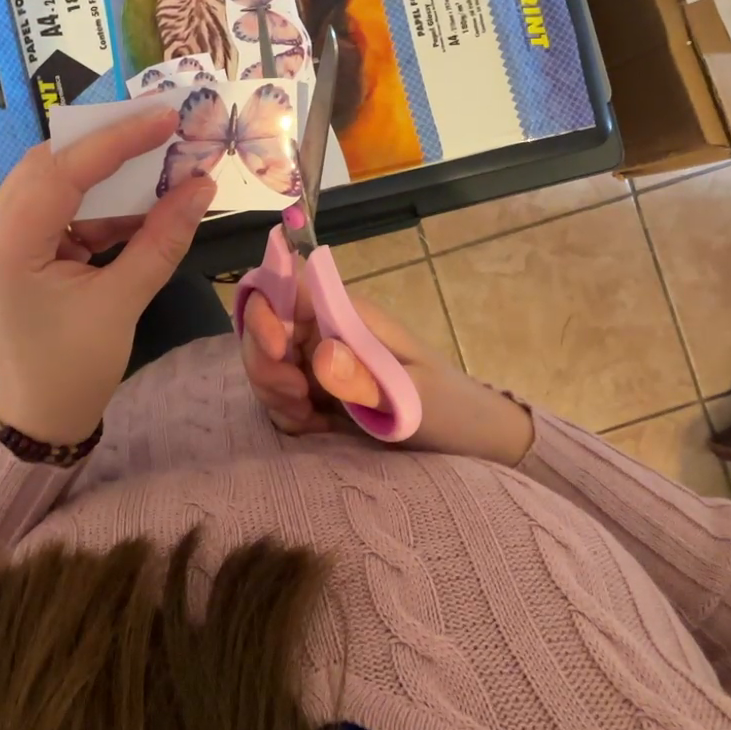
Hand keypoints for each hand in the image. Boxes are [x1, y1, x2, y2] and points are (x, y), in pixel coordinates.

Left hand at [0, 107, 217, 444]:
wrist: (42, 418)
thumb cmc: (76, 369)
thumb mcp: (123, 303)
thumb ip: (161, 240)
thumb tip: (202, 187)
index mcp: (7, 248)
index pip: (61, 172)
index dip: (115, 141)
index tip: (163, 119)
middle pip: (48, 166)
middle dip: (105, 146)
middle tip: (158, 130)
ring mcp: (0, 242)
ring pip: (51, 184)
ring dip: (102, 174)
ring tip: (154, 161)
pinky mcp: (16, 252)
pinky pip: (56, 212)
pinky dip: (96, 205)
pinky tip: (136, 204)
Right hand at [240, 271, 532, 463]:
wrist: (469, 441)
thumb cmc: (448, 407)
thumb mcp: (414, 396)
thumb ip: (364, 378)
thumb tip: (318, 352)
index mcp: (345, 313)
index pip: (281, 289)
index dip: (262, 314)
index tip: (278, 353)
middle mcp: (323, 330)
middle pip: (261, 332)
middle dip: (266, 367)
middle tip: (299, 398)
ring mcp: (315, 362)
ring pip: (264, 367)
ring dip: (275, 395)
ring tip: (311, 417)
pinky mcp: (314, 393)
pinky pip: (277, 399)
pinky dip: (286, 415)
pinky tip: (315, 428)